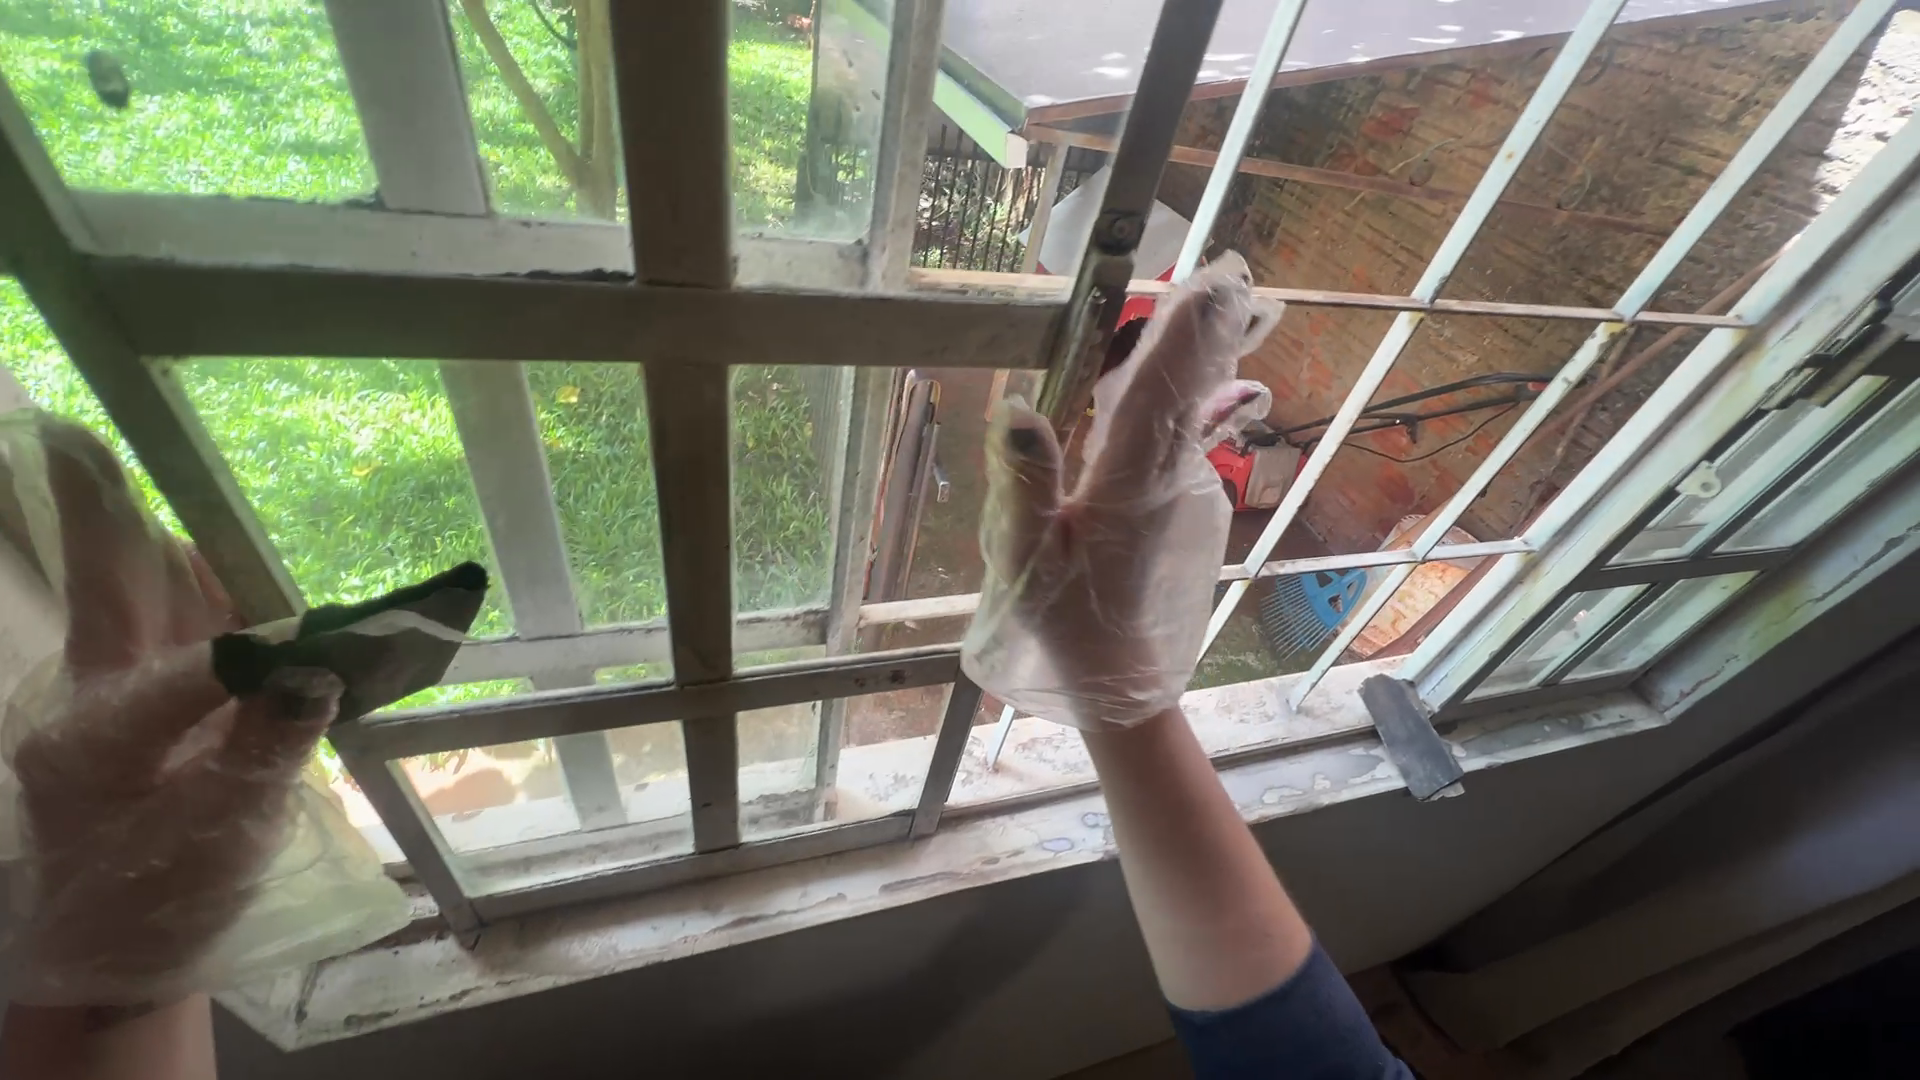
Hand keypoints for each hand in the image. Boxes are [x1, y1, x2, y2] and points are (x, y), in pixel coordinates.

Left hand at [1, 418, 341, 1006]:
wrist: (119, 944)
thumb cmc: (159, 893)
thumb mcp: (220, 833)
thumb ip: (267, 745)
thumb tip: (321, 668)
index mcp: (96, 738)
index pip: (192, 665)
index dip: (266, 636)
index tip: (329, 605)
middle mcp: (90, 701)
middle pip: (110, 596)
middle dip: (101, 520)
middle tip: (73, 440)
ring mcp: (114, 697)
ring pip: (136, 599)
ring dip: (144, 539)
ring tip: (116, 467)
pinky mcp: (146, 702)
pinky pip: (172, 625)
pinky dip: (192, 581)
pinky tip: (201, 554)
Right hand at [961, 254, 1274, 728]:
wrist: (1113, 666)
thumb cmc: (1063, 614)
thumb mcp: (1026, 559)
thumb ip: (1024, 486)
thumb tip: (1016, 409)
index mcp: (1126, 487)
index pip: (1153, 398)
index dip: (1178, 339)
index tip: (1205, 285)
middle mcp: (1163, 479)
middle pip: (1190, 392)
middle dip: (1209, 333)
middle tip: (1233, 276)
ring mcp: (1175, 489)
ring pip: (1194, 409)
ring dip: (1209, 356)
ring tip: (1232, 307)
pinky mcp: (1173, 500)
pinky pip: (1182, 431)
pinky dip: (1193, 391)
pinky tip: (1200, 372)